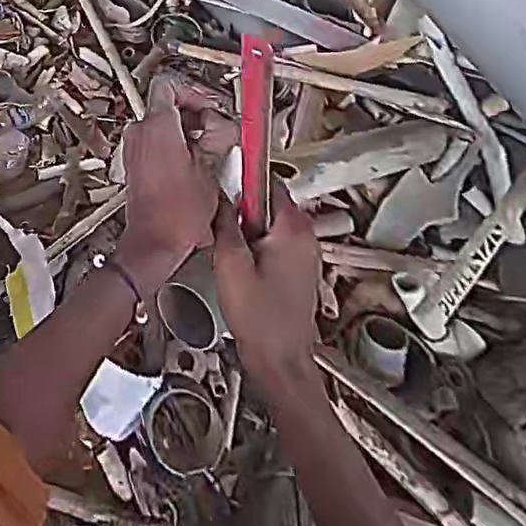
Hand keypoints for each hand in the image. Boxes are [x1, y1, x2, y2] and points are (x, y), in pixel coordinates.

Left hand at [117, 76, 232, 286]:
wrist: (154, 240)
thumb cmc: (176, 212)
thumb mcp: (210, 168)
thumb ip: (219, 135)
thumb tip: (224, 123)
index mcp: (157, 126)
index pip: (169, 85)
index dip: (195, 92)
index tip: (211, 107)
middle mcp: (140, 132)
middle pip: (170, 105)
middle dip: (197, 116)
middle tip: (218, 134)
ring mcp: (134, 147)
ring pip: (165, 125)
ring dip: (190, 134)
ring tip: (210, 155)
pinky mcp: (135, 162)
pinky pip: (158, 142)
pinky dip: (177, 147)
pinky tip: (196, 167)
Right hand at [214, 184, 324, 388]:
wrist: (279, 359)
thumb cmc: (260, 319)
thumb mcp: (230, 263)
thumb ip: (225, 223)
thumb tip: (221, 197)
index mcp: (292, 230)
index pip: (268, 181)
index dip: (243, 175)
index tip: (228, 166)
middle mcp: (304, 237)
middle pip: (267, 200)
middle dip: (241, 208)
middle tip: (222, 225)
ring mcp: (303, 253)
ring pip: (266, 221)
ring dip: (246, 227)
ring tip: (230, 251)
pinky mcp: (296, 267)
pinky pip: (271, 239)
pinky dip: (253, 243)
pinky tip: (239, 264)